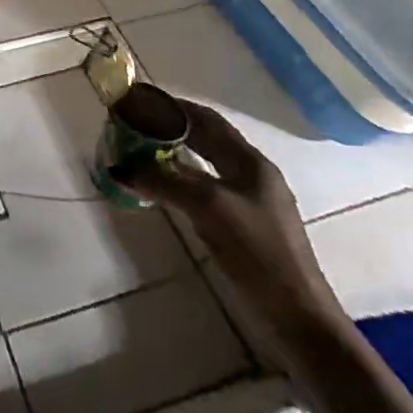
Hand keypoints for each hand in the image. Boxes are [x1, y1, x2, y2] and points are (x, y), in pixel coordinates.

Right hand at [112, 98, 332, 309]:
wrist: (294, 313)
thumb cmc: (256, 250)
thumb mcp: (206, 207)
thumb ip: (161, 181)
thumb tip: (118, 167)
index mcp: (250, 163)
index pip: (208, 120)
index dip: (173, 106)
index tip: (138, 100)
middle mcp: (251, 174)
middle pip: (205, 138)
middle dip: (168, 127)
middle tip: (131, 123)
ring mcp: (247, 199)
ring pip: (201, 163)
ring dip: (169, 152)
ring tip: (135, 149)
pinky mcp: (239, 222)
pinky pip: (201, 186)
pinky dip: (176, 177)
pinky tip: (156, 184)